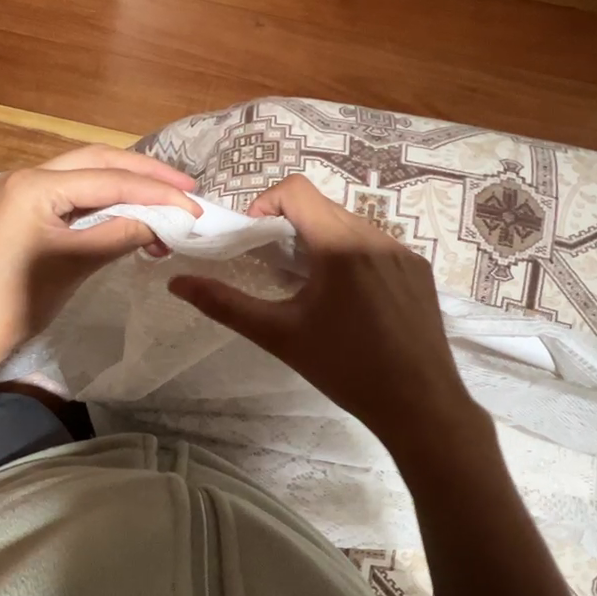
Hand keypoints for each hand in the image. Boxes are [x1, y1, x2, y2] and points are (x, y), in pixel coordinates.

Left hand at [0, 145, 199, 369]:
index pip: (109, 179)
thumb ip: (122, 233)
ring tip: (168, 203)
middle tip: (188, 189)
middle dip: (145, 175)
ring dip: (127, 188)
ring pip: (87, 176)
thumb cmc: (17, 300)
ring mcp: (23, 192)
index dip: (156, 191)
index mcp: (35, 184)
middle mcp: (28, 176)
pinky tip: (133, 216)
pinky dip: (105, 204)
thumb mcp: (76, 264)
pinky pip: (73, 197)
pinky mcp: (24, 211)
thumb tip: (165, 221)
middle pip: (99, 162)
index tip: (195, 205)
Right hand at [168, 175, 484, 451]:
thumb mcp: (278, 335)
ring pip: (350, 224)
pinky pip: (376, 245)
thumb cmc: (344, 368)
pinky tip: (349, 301)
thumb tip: (176, 283)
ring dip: (320, 242)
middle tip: (274, 269)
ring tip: (311, 287)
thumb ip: (225, 304)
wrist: (419, 405)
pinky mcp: (419, 269)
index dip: (265, 204)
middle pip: (321, 207)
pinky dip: (351, 257)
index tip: (253, 240)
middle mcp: (375, 236)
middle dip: (289, 227)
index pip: (296, 190)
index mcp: (339, 245)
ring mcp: (403, 252)